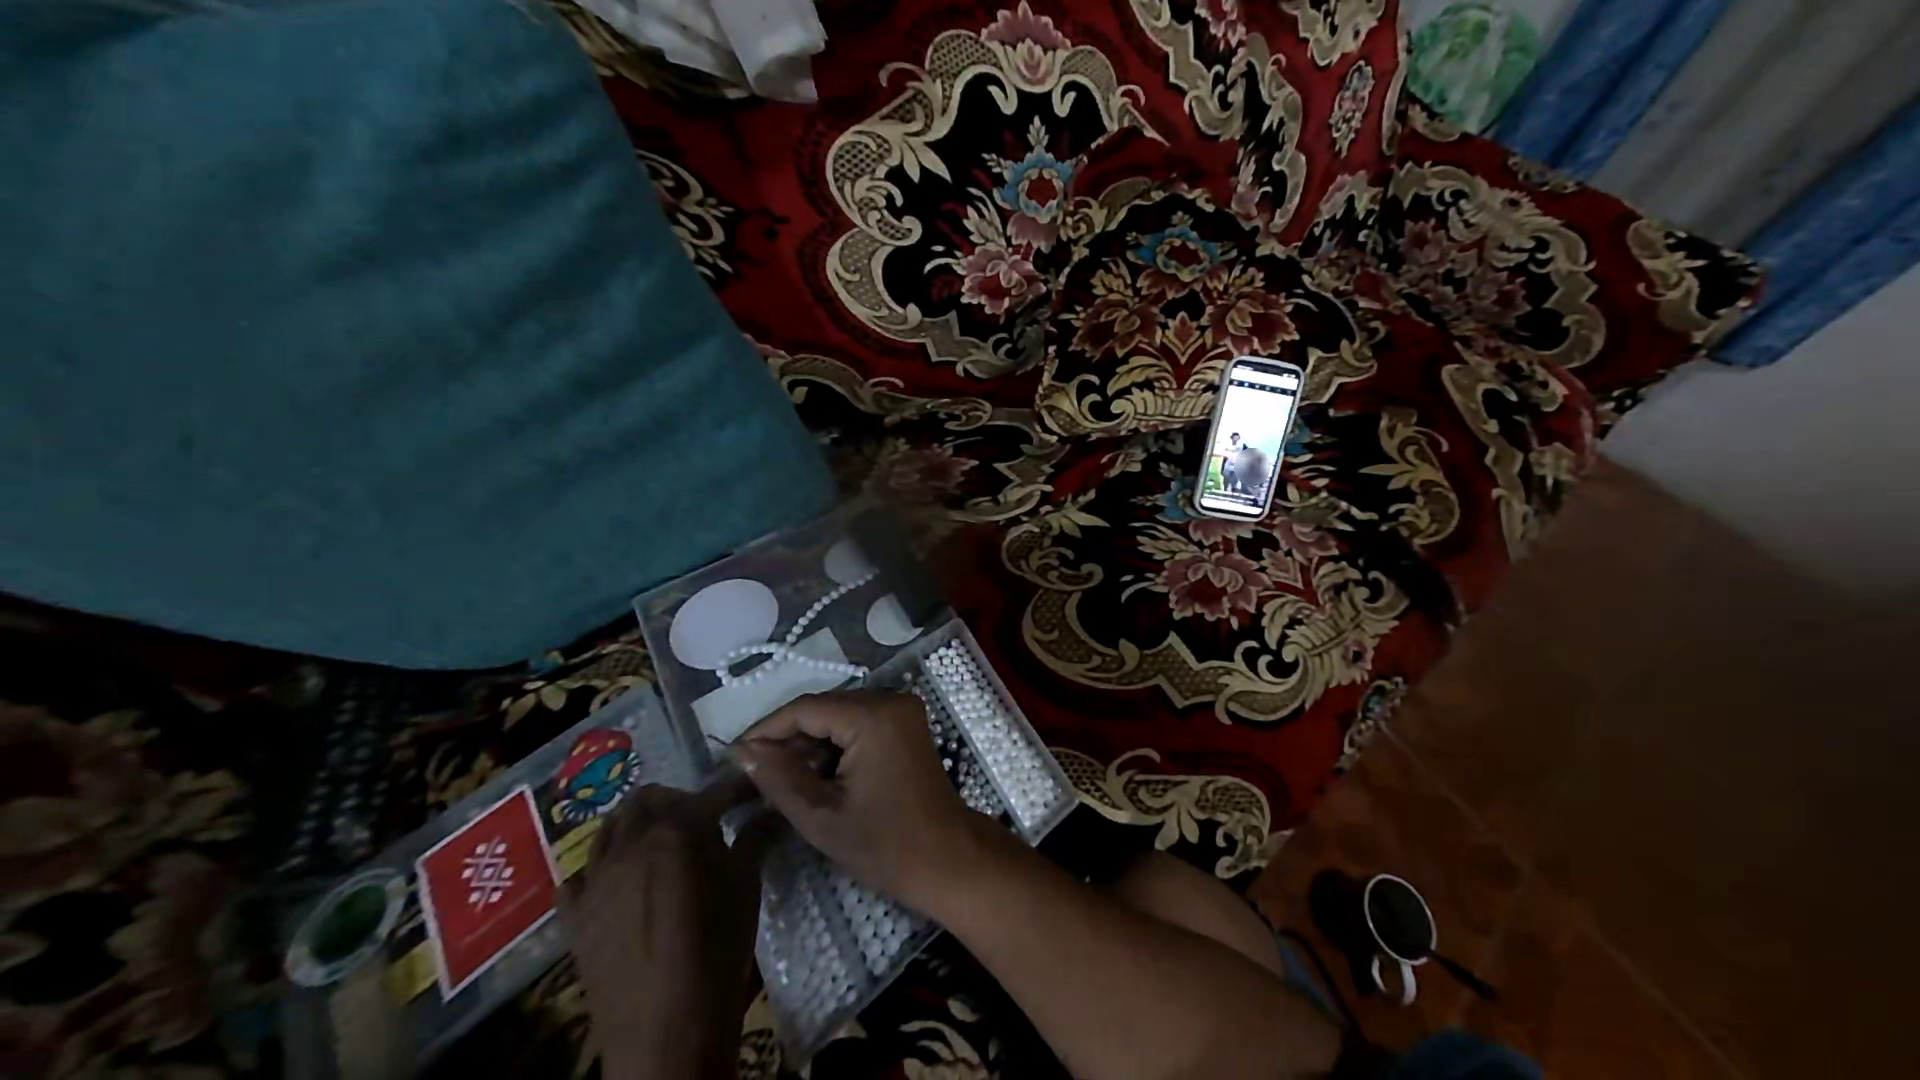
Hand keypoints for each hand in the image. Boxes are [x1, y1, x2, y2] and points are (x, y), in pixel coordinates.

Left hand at [561, 776, 766, 1079]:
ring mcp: (595, 879)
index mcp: (677, 831)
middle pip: (650, 798)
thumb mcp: (745, 889)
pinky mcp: (574, 916)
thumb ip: (755, 840)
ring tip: (661, 843)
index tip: (756, 788)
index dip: (738, 788)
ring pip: (610, 827)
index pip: (713, 794)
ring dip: (637, 824)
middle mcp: (630, 843)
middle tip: (705, 818)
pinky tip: (617, 882)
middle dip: (680, 799)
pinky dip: (599, 868)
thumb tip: (773, 810)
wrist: (666, 1032)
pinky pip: (578, 876)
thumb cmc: (717, 952)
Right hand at [732, 691, 981, 908]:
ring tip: (780, 777)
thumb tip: (742, 751)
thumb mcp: (821, 816)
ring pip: (839, 715)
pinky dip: (834, 745)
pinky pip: (858, 723)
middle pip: (823, 708)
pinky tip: (815, 773)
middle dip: (787, 737)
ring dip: (810, 742)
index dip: (766, 729)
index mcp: (873, 716)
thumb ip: (778, 777)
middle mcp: (890, 700)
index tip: (734, 755)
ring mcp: (902, 710)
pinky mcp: (906, 724)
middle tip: (754, 770)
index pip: (805, 709)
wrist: (948, 861)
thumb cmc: (885, 845)